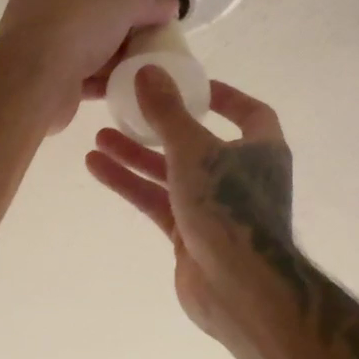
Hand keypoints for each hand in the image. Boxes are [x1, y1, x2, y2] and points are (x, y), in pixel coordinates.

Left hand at [0, 0, 181, 133]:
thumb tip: (173, 4)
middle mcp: (31, 21)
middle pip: (82, 23)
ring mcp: (35, 57)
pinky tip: (130, 86)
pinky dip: (103, 83)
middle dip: (113, 33)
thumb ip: (148, 2)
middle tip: (146, 38)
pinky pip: (81, 82)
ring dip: (110, 61)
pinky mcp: (45, 88)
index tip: (134, 10)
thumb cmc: (71, 29)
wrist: (38, 85)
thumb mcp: (119, 4)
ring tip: (144, 64)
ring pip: (82, 54)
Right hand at [85, 67, 308, 348]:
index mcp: (261, 150)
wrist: (240, 289)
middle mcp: (242, 176)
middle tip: (126, 111)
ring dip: (138, 156)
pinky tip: (98, 169)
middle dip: (160, 128)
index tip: (188, 85)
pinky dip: (132, 185)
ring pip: (172, 174)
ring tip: (98, 139)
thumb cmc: (229, 209)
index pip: (248, 113)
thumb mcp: (194, 151)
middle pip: (197, 143)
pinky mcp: (191, 236)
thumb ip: (167, 112)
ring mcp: (215, 209)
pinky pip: (158, 203)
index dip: (222, 96)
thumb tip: (147, 70)